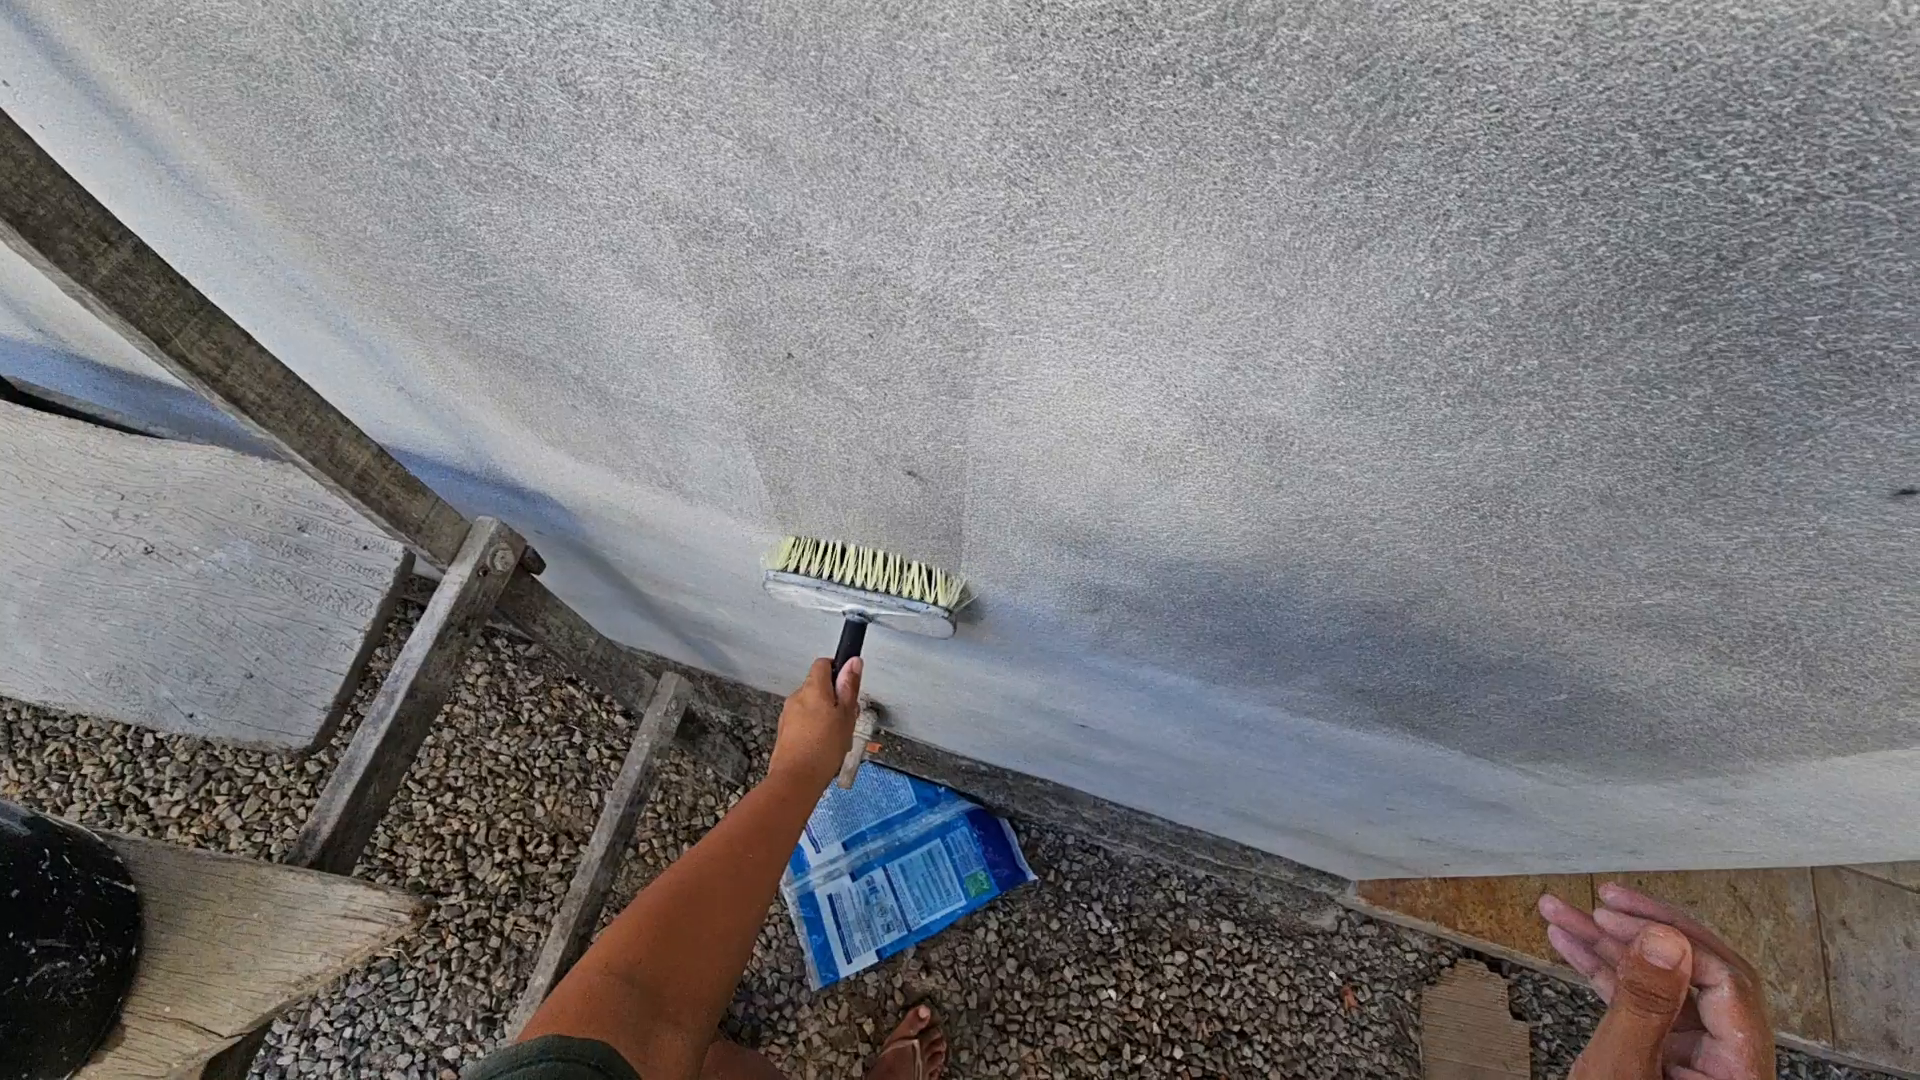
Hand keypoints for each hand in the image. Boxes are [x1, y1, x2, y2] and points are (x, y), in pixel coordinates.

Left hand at [767, 657, 862, 790]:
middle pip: (818, 686)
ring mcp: (788, 714)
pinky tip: (823, 745)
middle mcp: (797, 697)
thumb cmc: (823, 749)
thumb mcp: (847, 715)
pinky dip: (813, 728)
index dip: (838, 670)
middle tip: (846, 717)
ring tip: (836, 735)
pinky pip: (802, 721)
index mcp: (813, 688)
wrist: (796, 780)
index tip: (848, 685)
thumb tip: (853, 662)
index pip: (823, 663)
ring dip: (824, 714)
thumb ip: (850, 686)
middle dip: (834, 697)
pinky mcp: (784, 731)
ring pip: (810, 705)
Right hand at [1540, 883, 1773, 1079]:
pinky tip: (1564, 942)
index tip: (1615, 915)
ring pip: (1658, 983)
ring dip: (1604, 944)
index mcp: (1740, 1074)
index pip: (1726, 984)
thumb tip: (1667, 939)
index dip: (1670, 939)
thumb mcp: (1621, 1067)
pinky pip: (1635, 1001)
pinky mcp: (1661, 1055)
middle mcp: (1728, 1063)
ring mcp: (1695, 1059)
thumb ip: (1645, 1003)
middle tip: (1600, 901)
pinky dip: (1597, 969)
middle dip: (1642, 931)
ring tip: (1556, 910)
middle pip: (1700, 976)